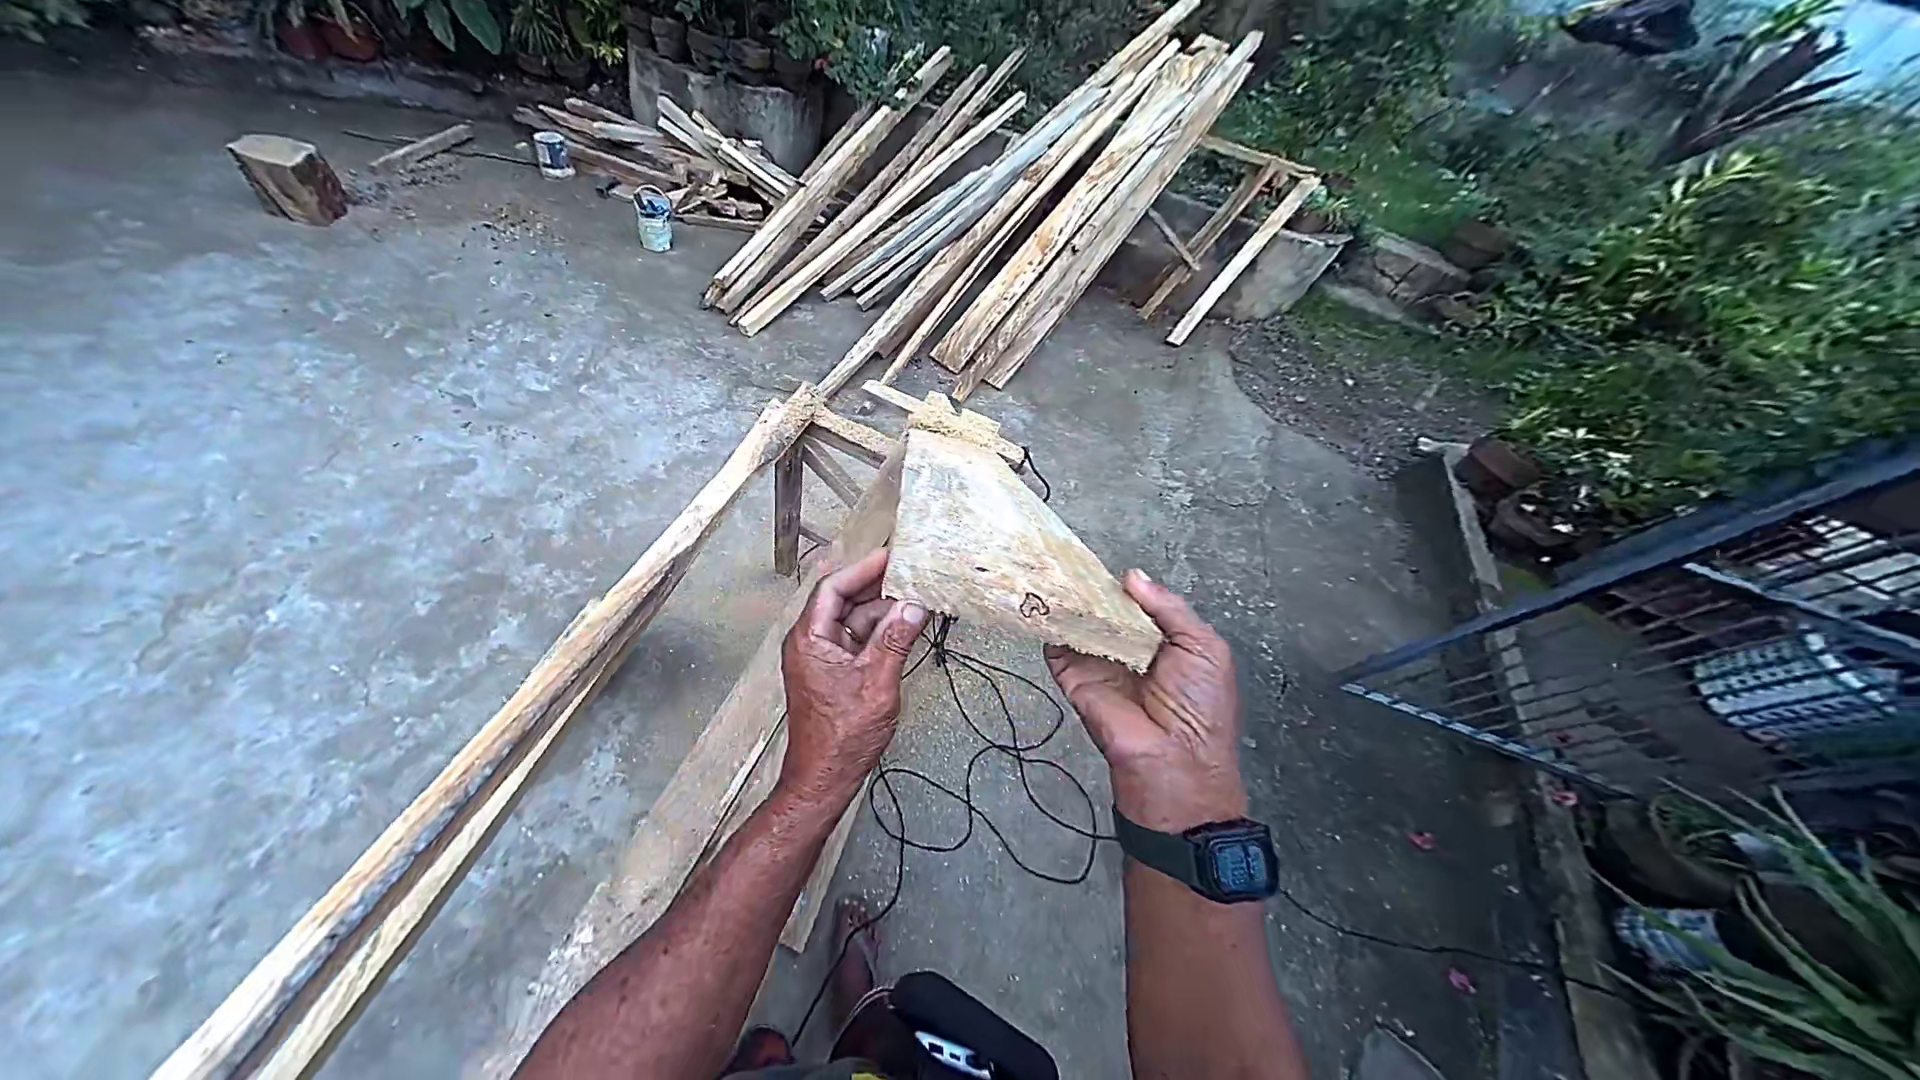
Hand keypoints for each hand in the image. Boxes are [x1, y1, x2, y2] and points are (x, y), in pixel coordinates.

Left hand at [778, 548, 926, 810]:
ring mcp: (822, 657)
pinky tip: (904, 629)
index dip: (863, 568)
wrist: (825, 777)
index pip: (833, 587)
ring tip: (915, 603)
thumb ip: (896, 639)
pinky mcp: (834, 670)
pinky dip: (880, 633)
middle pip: (844, 600)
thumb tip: (913, 606)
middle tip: (910, 575)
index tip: (890, 556)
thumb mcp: (877, 682)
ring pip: (854, 620)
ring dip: (883, 613)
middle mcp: (811, 643)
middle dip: (877, 588)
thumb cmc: (839, 738)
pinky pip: (858, 640)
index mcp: (810, 639)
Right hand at [1045, 570, 1246, 831]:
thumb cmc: (1201, 706)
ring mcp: (1098, 662)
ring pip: (1078, 624)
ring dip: (1066, 603)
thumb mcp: (1203, 646)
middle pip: (1102, 611)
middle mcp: (1126, 649)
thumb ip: (1169, 607)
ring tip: (1052, 572)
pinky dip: (1048, 625)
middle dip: (1089, 589)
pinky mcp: (1074, 678)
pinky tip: (1041, 600)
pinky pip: (1058, 648)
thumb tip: (1132, 576)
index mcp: (1160, 641)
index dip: (1121, 585)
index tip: (1102, 562)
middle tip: (1071, 561)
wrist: (1175, 761)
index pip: (1135, 604)